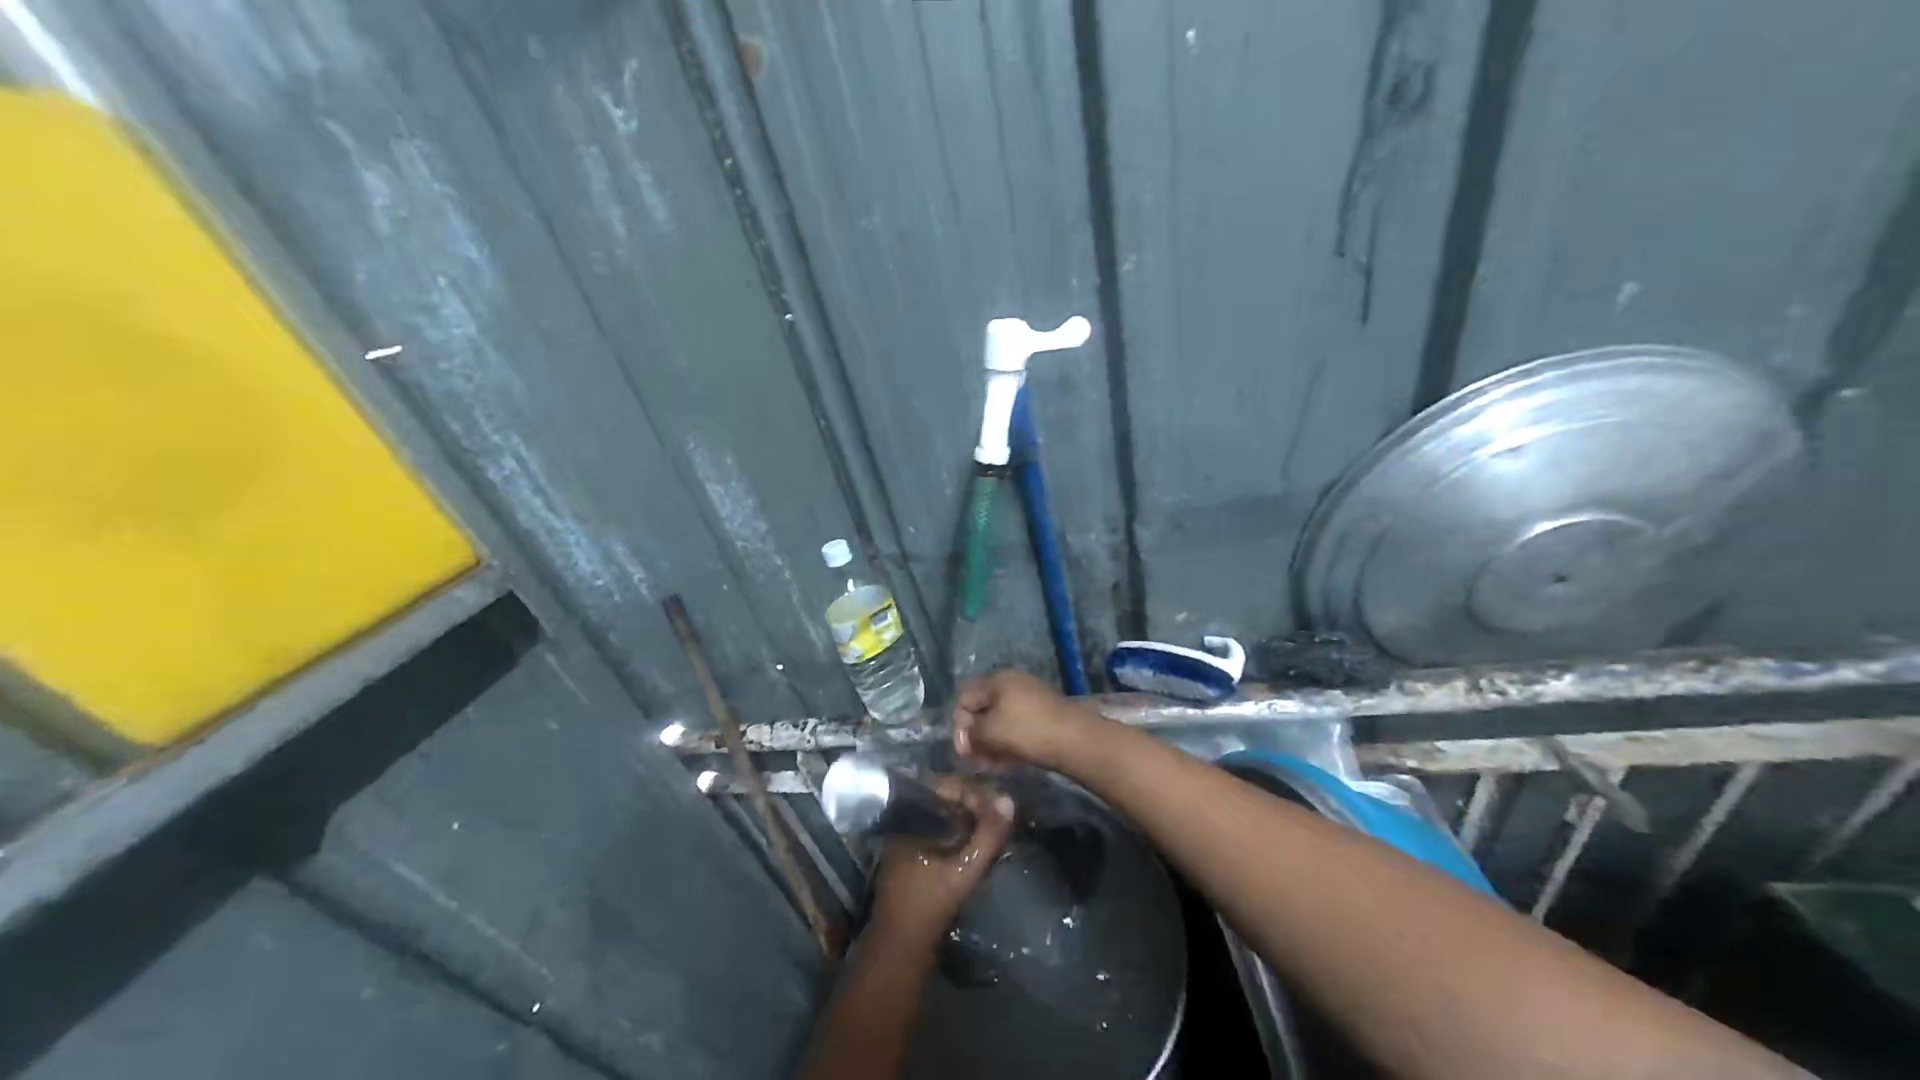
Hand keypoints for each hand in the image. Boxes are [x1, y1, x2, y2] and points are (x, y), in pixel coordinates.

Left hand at [869, 777, 1014, 940]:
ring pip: (943, 817)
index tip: (997, 800)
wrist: (899, 950)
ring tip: (995, 821)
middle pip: (943, 800)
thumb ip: (987, 836)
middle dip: (972, 802)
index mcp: (908, 818)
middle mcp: (904, 823)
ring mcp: (907, 841)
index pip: (942, 787)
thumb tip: (1008, 800)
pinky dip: (959, 833)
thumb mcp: (963, 870)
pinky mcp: (914, 858)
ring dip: (968, 818)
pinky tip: (979, 840)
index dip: (972, 790)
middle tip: (1001, 809)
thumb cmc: (928, 906)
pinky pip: (940, 832)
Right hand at [951, 670, 1105, 770]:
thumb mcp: (990, 731)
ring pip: (999, 720)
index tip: (965, 751)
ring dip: (991, 742)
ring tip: (993, 764)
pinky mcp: (1042, 714)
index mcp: (996, 679)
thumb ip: (970, 733)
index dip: (959, 725)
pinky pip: (1016, 726)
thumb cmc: (1026, 730)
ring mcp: (1029, 698)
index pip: (964, 698)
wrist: (1075, 740)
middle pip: (982, 709)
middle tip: (977, 760)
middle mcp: (1011, 683)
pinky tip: (1009, 761)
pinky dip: (1008, 742)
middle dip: (976, 736)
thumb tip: (966, 738)